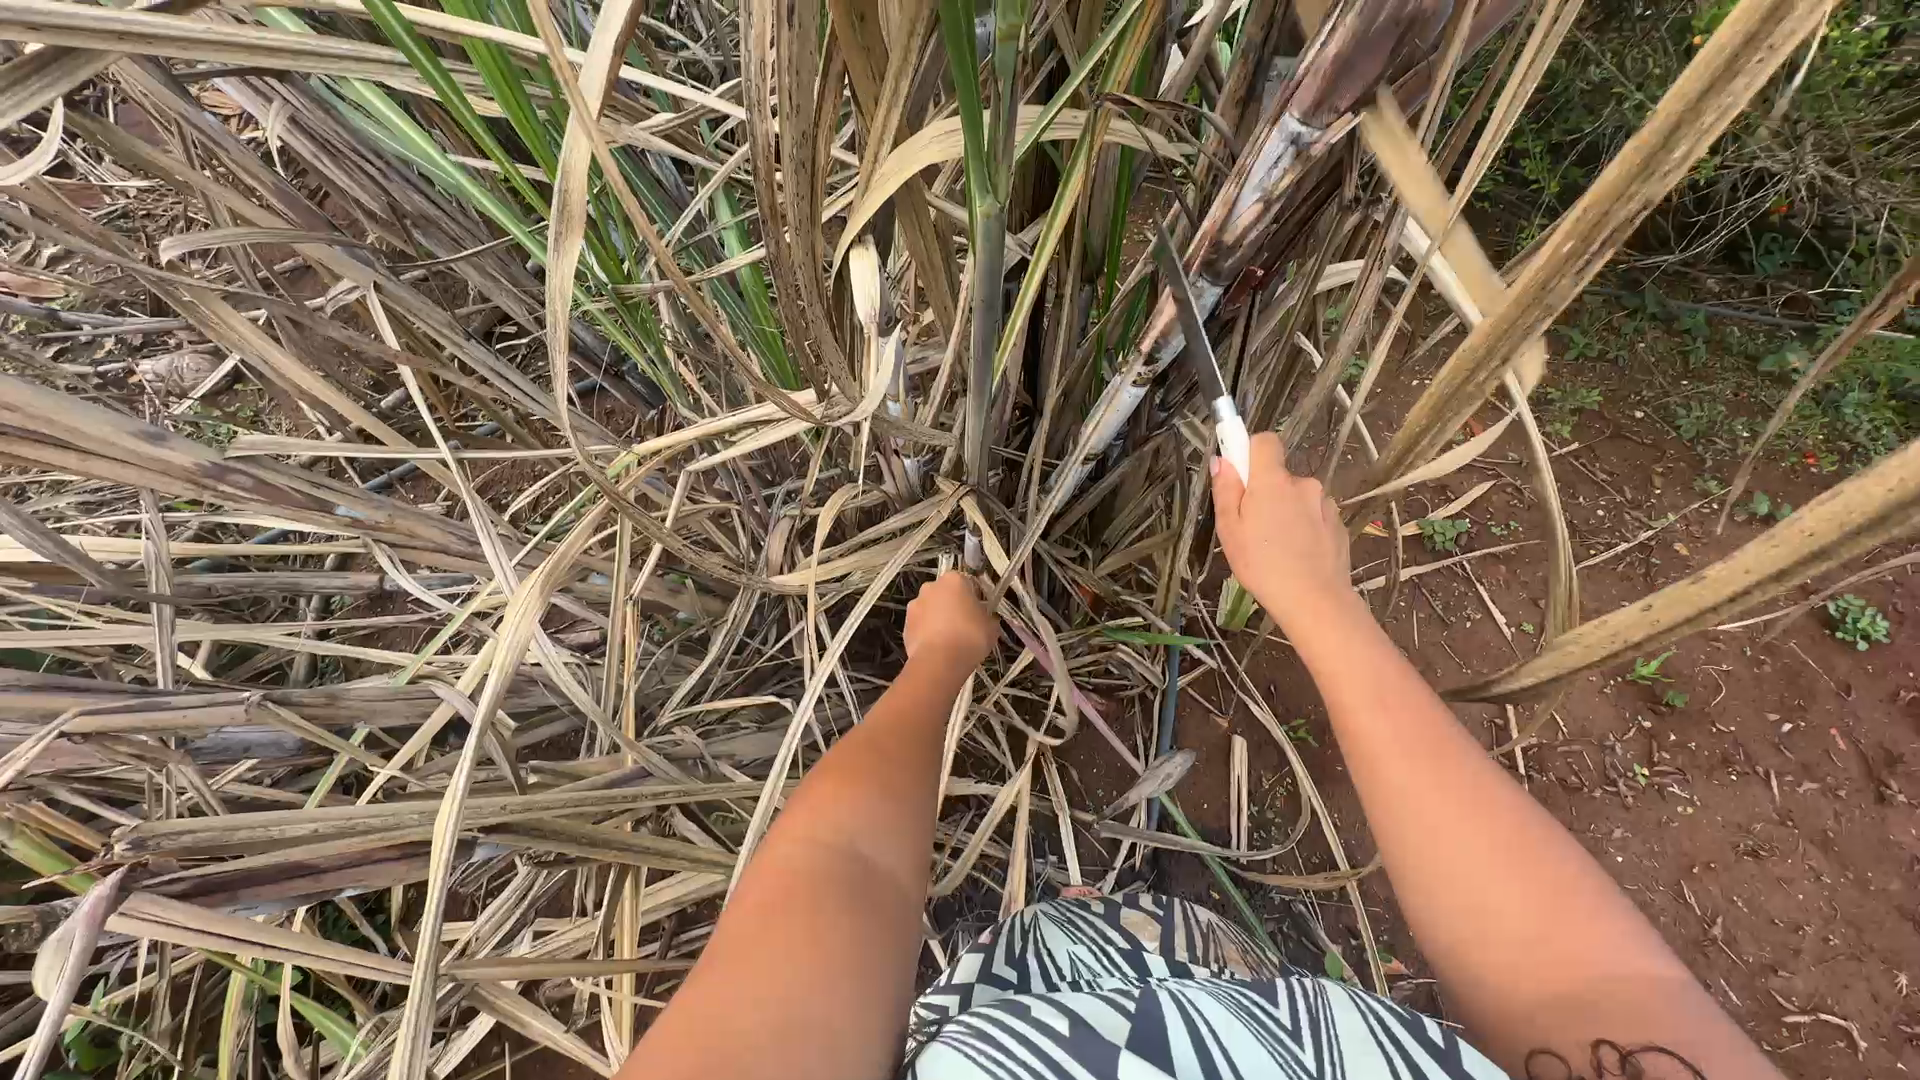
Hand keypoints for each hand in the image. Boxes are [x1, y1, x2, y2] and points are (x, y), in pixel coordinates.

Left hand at [904, 571, 996, 670]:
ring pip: (930, 609)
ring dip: (938, 619)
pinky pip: (920, 625)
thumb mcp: (991, 627)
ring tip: (949, 640)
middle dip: (953, 606)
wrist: (940, 661)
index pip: (967, 583)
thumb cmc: (970, 637)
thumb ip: (988, 618)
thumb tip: (987, 620)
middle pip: (945, 594)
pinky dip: (927, 633)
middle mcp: (931, 587)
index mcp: (954, 580)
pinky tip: (937, 648)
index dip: (974, 599)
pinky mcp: (905, 624)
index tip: (978, 613)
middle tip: (965, 626)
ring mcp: (915, 605)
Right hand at [1212, 432, 1355, 628]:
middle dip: (1265, 493)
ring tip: (1276, 546)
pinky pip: (1314, 516)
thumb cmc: (1261, 564)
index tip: (1241, 476)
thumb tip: (1223, 460)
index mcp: (1272, 481)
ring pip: (1297, 498)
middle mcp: (1303, 484)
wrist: (1314, 599)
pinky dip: (1304, 528)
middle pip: (1279, 475)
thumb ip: (1226, 490)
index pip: (1265, 441)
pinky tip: (1297, 554)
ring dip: (1286, 512)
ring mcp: (1325, 503)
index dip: (1250, 451)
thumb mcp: (1230, 529)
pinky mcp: (1338, 523)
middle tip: (1253, 527)